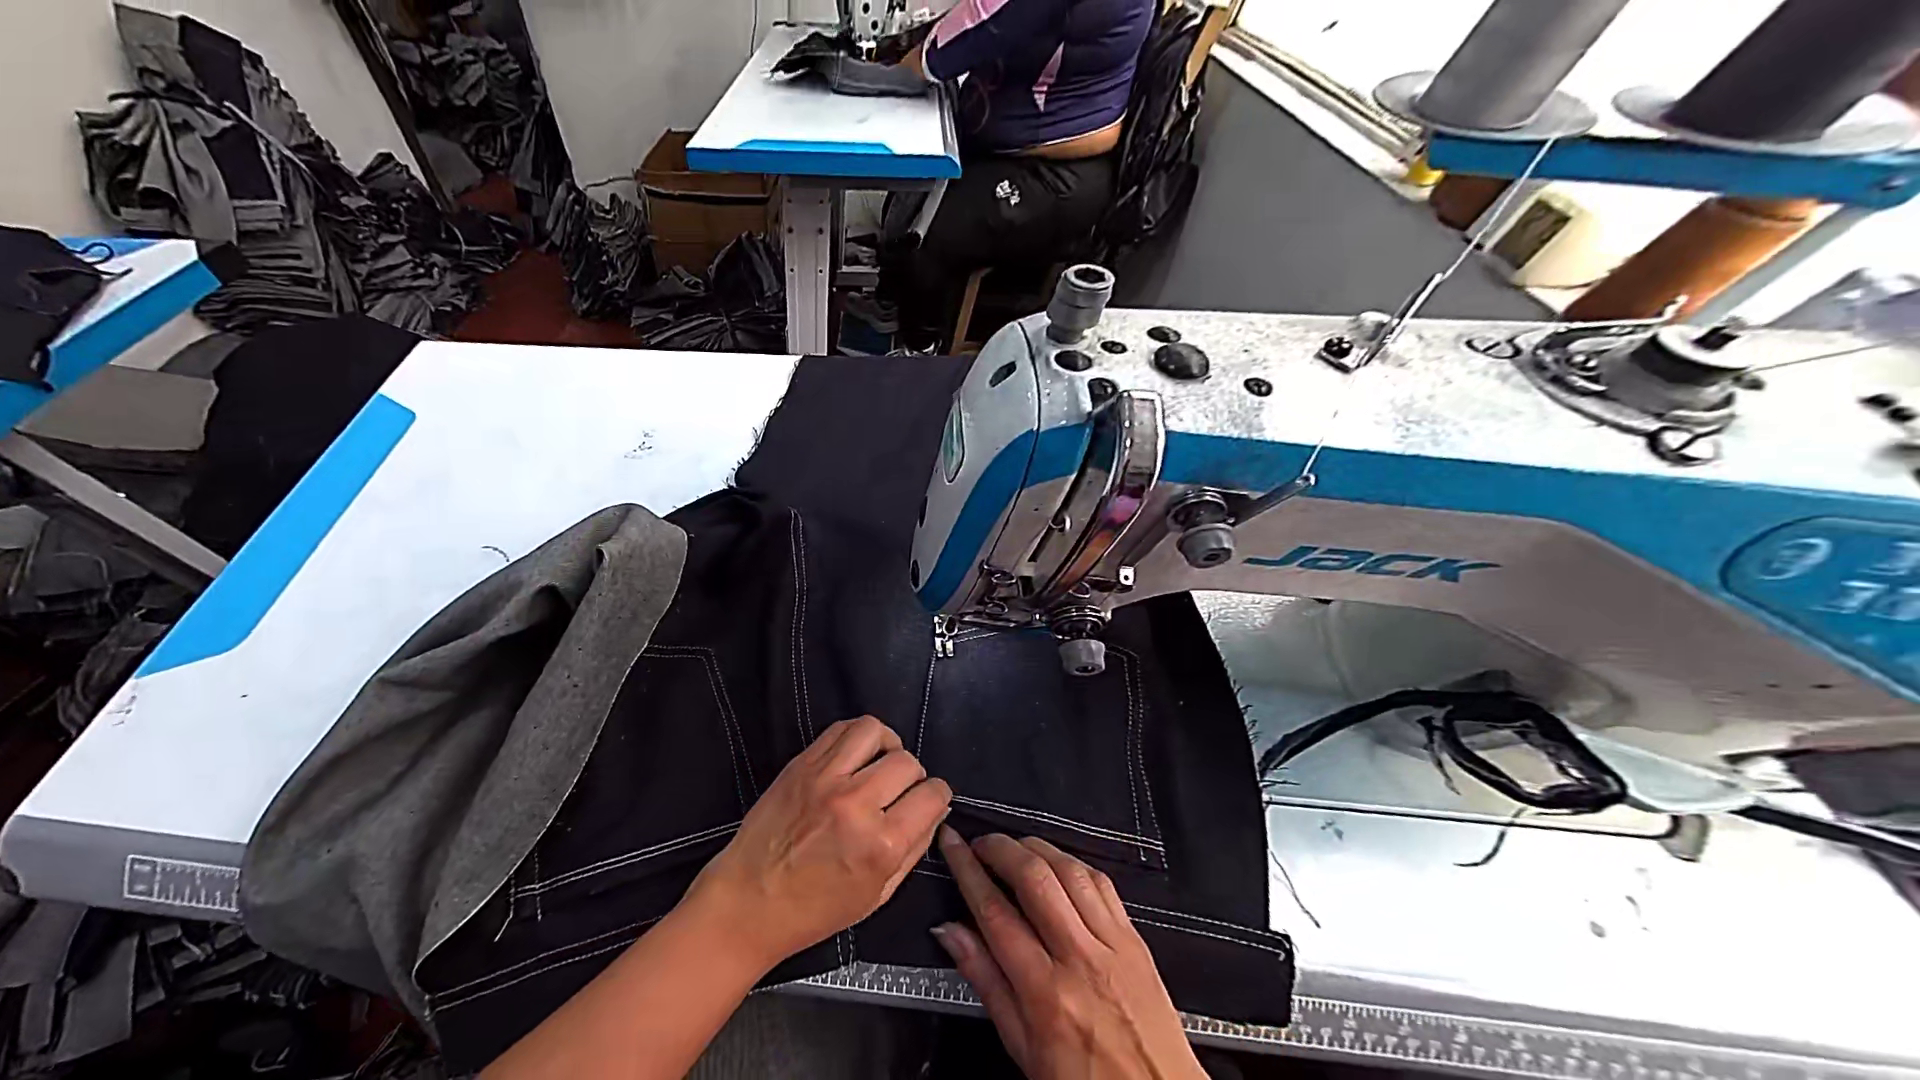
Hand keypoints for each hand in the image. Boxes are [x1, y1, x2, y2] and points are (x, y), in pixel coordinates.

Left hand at [686, 716, 951, 968]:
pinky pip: (842, 728)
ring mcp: (825, 779)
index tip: (927, 803)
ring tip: (879, 764)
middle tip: (899, 792)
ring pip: (875, 732)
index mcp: (880, 845)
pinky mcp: (801, 765)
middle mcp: (856, 804)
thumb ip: (915, 847)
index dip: (936, 797)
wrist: (747, 904)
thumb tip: (935, 809)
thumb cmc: (815, 911)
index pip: (932, 795)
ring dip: (887, 746)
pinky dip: (858, 737)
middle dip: (913, 777)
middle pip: (908, 762)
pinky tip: (856, 757)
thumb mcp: (879, 894)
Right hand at [933, 830, 1205, 1079]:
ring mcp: (1112, 943)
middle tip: (980, 842)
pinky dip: (1073, 862)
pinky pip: (1102, 882)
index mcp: (1045, 994)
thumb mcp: (1021, 1047)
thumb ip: (985, 981)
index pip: (995, 912)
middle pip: (1033, 878)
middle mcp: (1080, 959)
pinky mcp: (1134, 937)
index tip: (954, 846)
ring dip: (1034, 846)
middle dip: (999, 847)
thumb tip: (951, 934)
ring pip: (1068, 869)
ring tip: (1013, 846)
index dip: (967, 870)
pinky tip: (1058, 862)